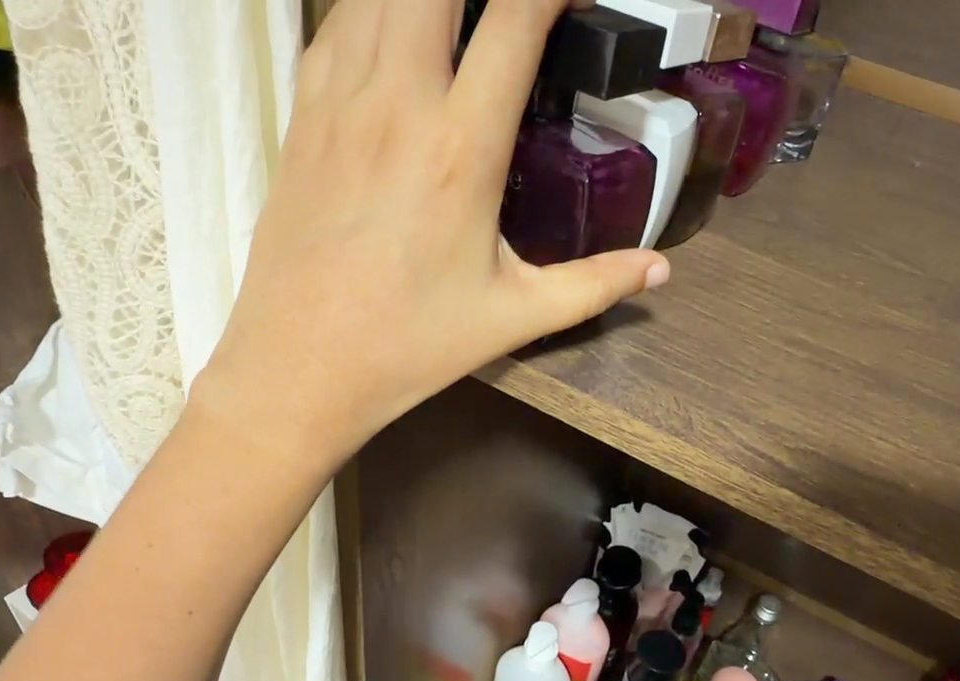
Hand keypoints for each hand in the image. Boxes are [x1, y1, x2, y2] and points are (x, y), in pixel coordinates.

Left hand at [191, 0, 670, 459]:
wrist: (300, 367)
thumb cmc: (410, 346)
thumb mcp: (514, 318)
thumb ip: (594, 286)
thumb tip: (659, 271)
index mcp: (461, 150)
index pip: (514, 20)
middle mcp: (397, 105)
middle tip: (510, 11)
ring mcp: (338, 103)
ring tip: (456, 19)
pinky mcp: (300, 118)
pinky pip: (334, 26)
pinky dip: (369, 12)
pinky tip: (394, 34)